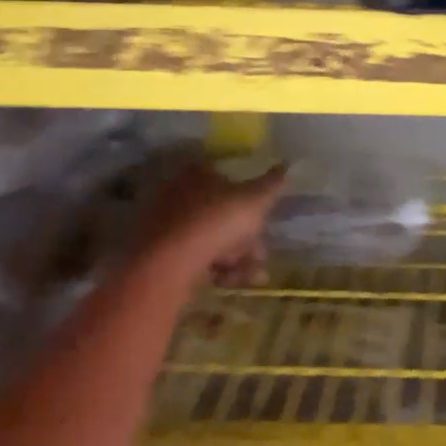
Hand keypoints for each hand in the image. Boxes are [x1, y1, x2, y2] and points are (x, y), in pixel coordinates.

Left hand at [132, 160, 287, 288]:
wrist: (166, 262)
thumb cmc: (215, 221)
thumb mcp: (255, 200)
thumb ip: (273, 184)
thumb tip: (290, 164)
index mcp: (197, 172)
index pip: (228, 179)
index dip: (249, 202)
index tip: (262, 223)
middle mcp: (177, 191)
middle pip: (220, 213)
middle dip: (244, 238)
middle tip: (258, 257)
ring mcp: (163, 221)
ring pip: (209, 237)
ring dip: (233, 257)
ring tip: (247, 276)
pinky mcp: (155, 250)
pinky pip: (192, 255)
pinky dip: (211, 266)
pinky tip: (223, 281)